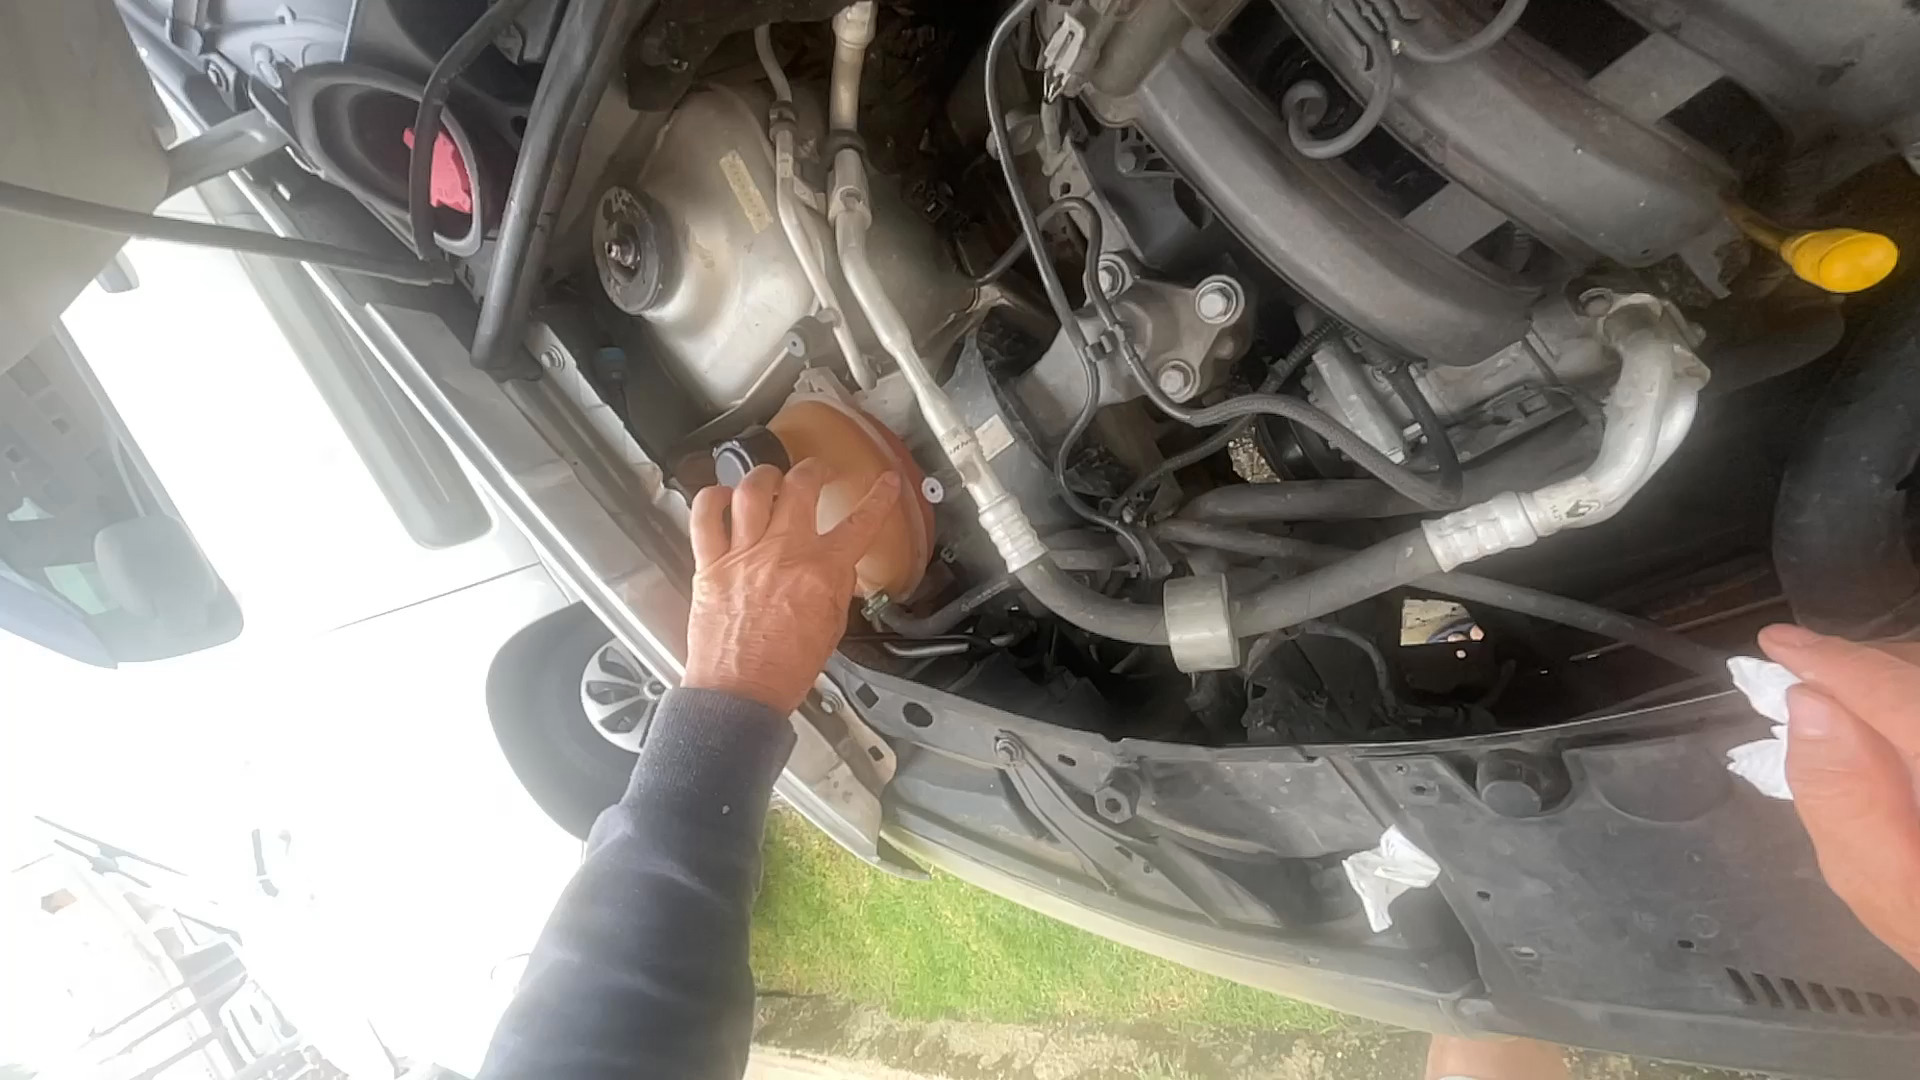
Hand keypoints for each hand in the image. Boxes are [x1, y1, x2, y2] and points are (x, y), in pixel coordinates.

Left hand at [683, 459, 899, 712]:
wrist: (742, 692)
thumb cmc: (786, 668)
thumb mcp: (832, 626)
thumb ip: (836, 587)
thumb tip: (837, 566)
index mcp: (822, 571)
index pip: (861, 523)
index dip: (880, 497)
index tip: (887, 483)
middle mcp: (784, 552)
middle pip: (801, 486)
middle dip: (815, 470)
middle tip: (818, 471)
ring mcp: (744, 554)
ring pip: (753, 490)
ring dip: (766, 476)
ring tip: (771, 478)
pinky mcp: (710, 565)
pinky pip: (705, 516)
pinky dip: (713, 498)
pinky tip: (723, 497)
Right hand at [1758, 624, 1919, 969]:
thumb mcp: (1885, 890)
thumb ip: (1843, 799)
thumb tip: (1807, 705)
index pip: (1910, 702)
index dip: (1842, 666)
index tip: (1779, 643)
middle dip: (1873, 668)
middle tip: (1808, 676)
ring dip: (1900, 680)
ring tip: (1847, 698)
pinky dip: (1912, 701)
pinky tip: (1893, 719)